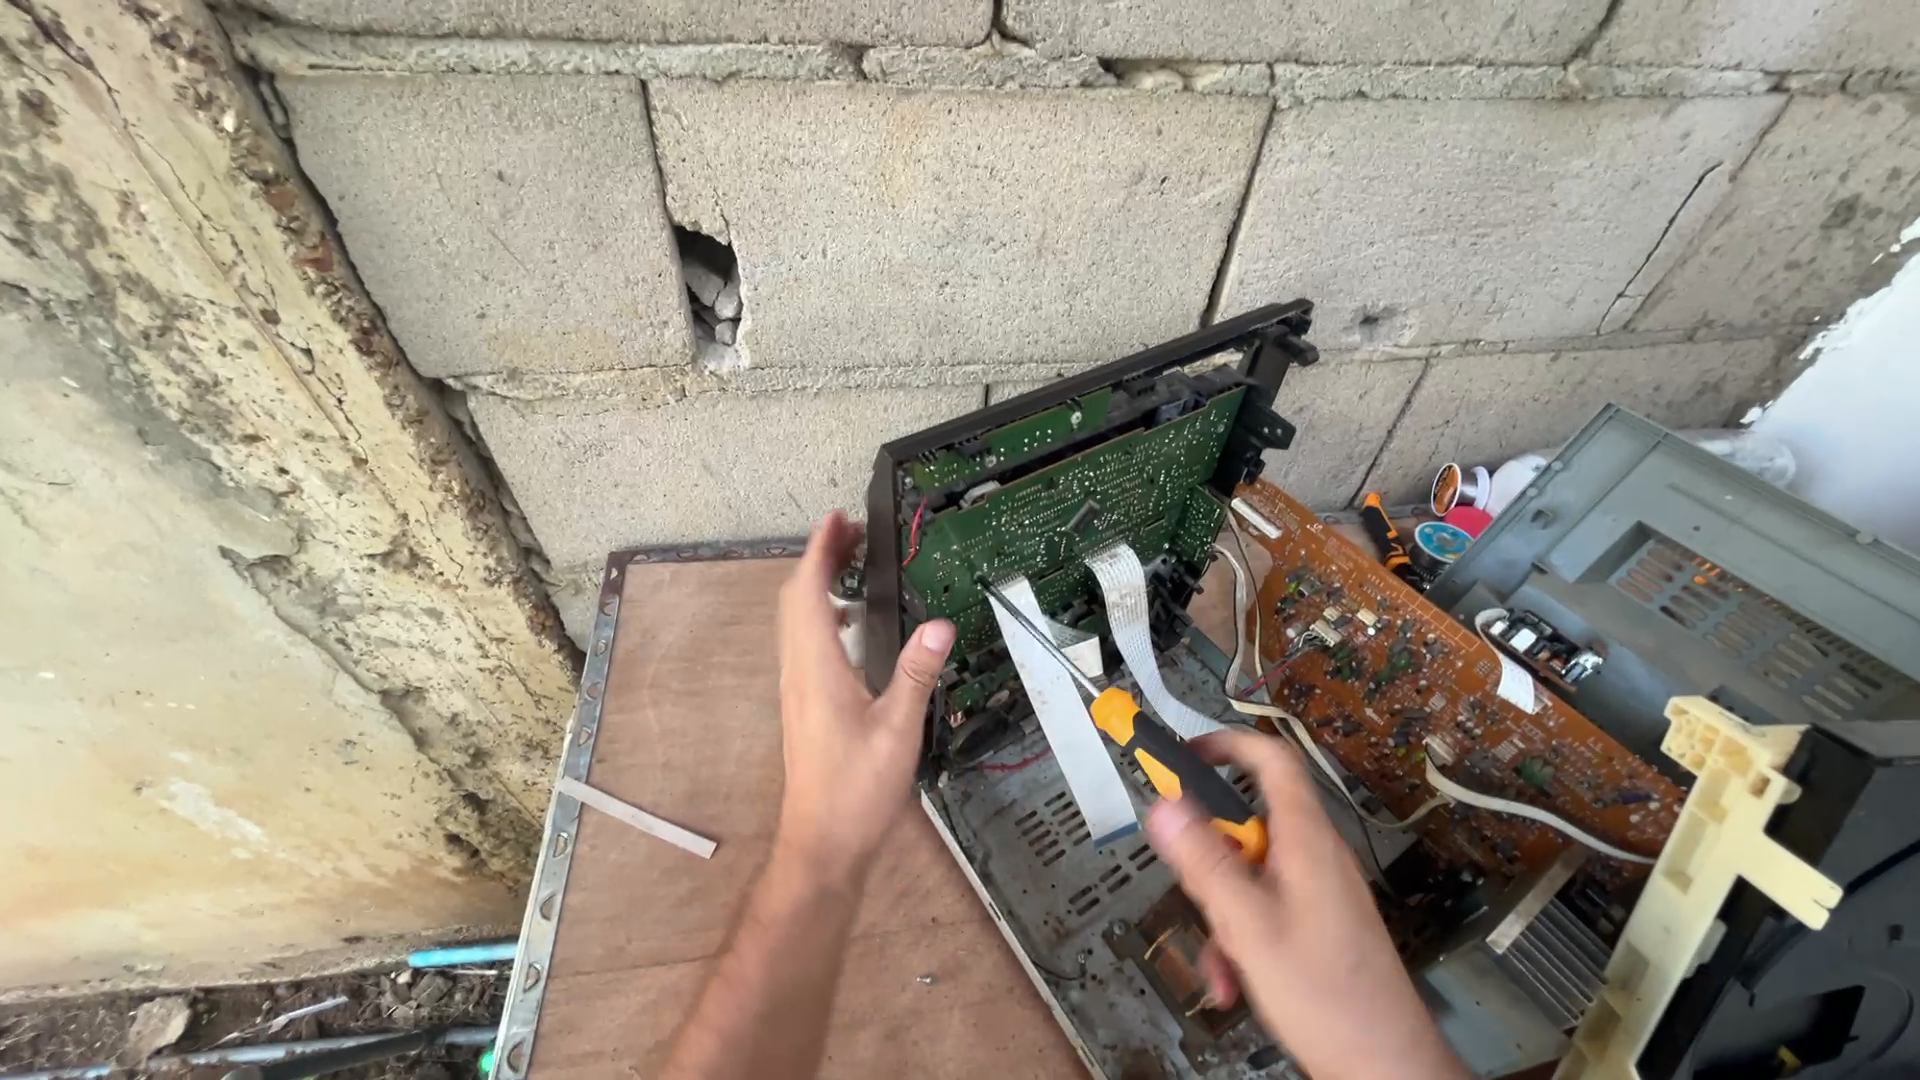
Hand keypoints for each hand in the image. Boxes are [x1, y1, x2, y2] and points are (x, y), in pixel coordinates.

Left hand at [774, 511, 955, 886]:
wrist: (822, 842)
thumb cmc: (856, 791)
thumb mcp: (897, 730)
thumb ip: (916, 674)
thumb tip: (938, 625)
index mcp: (817, 669)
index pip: (810, 593)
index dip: (820, 551)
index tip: (836, 520)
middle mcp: (799, 671)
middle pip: (797, 599)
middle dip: (820, 558)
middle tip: (851, 533)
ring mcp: (797, 688)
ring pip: (797, 620)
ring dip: (818, 585)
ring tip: (852, 567)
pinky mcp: (803, 703)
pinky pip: (805, 642)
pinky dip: (822, 616)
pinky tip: (851, 626)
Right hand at [1145, 731, 1468, 1079]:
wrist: (1389, 1074)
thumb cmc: (1324, 996)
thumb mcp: (1247, 924)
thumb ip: (1203, 860)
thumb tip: (1163, 804)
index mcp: (1305, 838)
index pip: (1269, 757)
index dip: (1225, 744)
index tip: (1181, 757)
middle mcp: (1315, 854)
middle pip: (1247, 823)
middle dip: (1209, 857)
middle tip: (1193, 889)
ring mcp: (1319, 889)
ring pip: (1249, 872)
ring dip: (1221, 910)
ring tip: (1220, 959)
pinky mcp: (1319, 922)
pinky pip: (1265, 906)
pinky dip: (1241, 935)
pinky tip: (1235, 981)